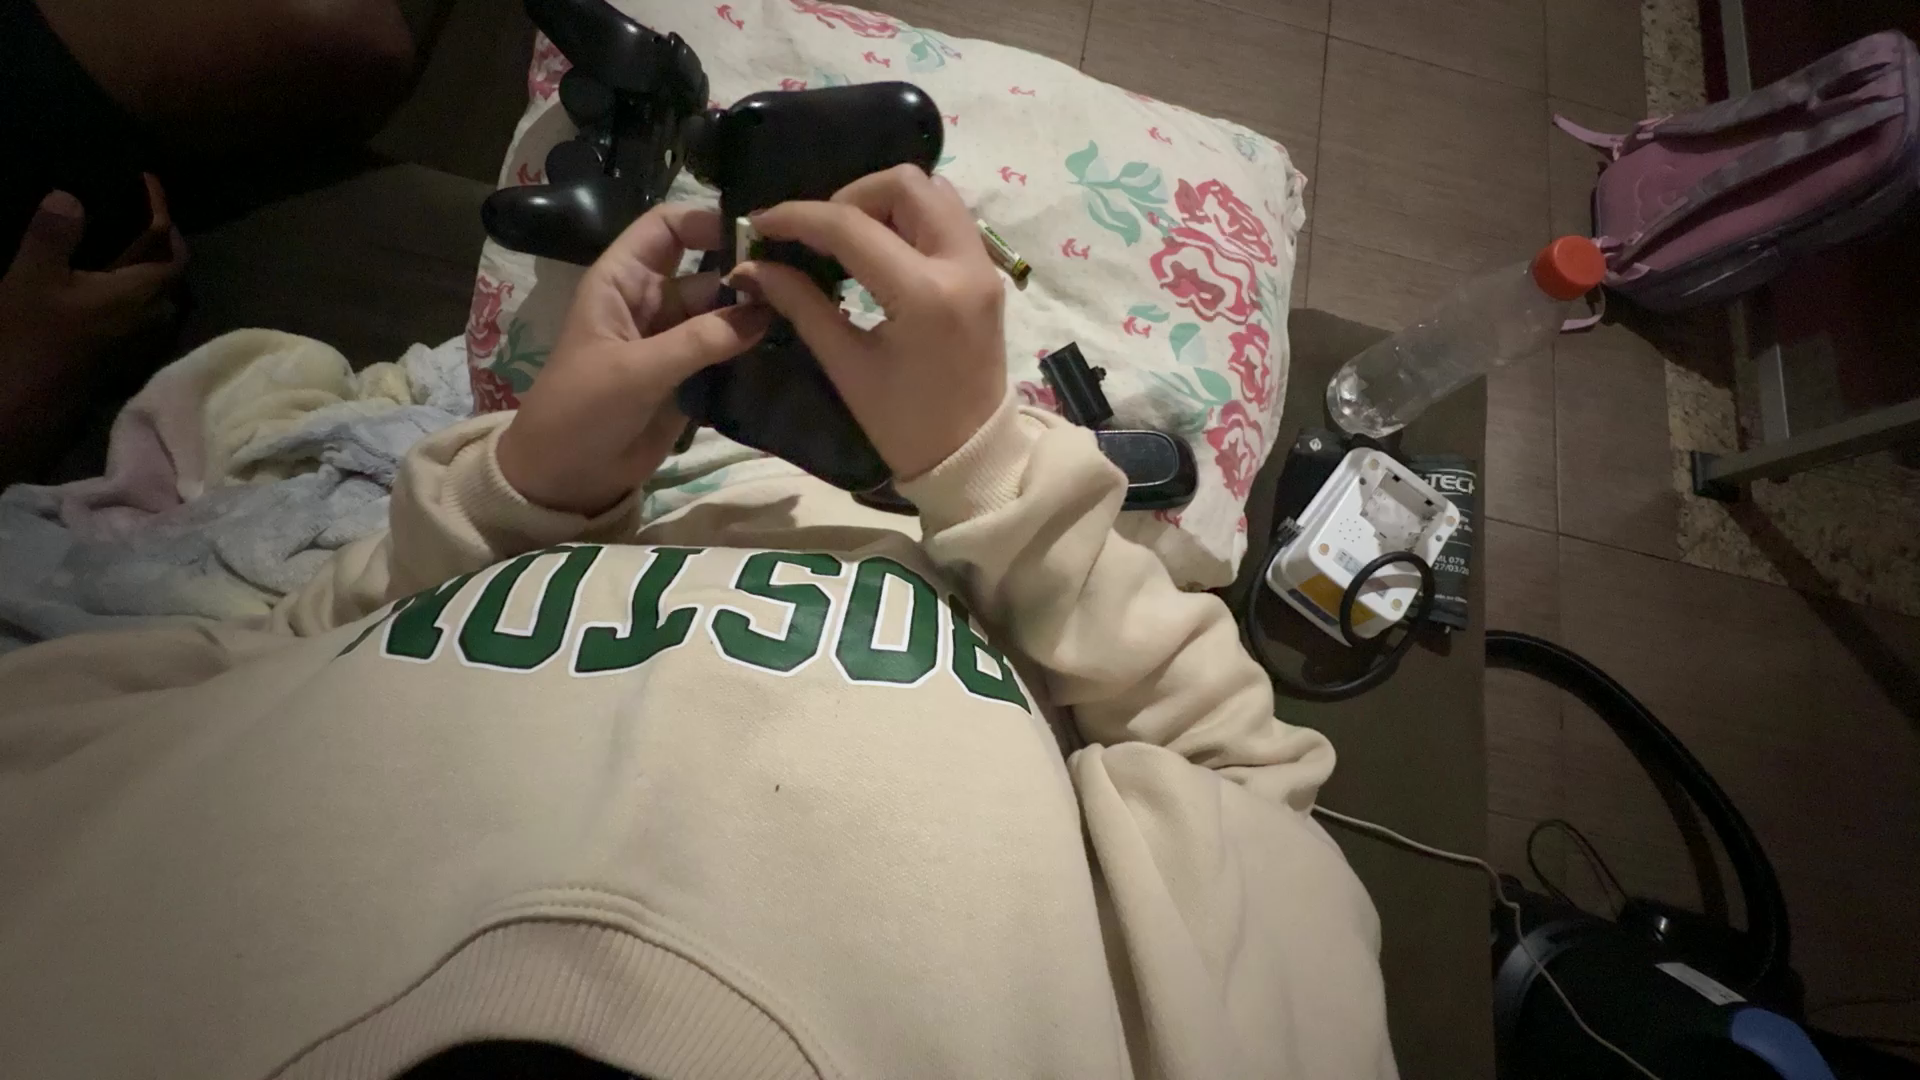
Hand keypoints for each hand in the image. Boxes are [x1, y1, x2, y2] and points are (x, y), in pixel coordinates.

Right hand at [0, 190, 184, 392]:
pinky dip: (135, 279)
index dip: (166, 216)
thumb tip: (69, 196)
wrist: (35, 387)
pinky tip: (109, 271)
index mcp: (146, 292)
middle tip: (137, 208)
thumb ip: (53, 236)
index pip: (174, 250)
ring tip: (124, 233)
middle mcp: (161, 311)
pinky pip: (146, 303)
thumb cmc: (36, 330)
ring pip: (162, 287)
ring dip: (149, 260)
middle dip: (160, 238)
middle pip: (173, 268)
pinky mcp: (134, 341)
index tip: (150, 185)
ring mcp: (151, 330)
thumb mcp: (34, 276)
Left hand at [496, 203, 771, 515]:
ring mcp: (676, 343)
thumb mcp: (636, 370)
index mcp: (624, 282)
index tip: (758, 235)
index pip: (667, 230)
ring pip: (724, 317)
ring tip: (804, 318)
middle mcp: (654, 304)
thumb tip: (764, 314)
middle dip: (748, 277)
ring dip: (756, 318)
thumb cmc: (582, 409)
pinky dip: (753, 353)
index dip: (708, 222)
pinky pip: (729, 355)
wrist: (568, 475)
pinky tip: (790, 351)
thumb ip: (700, 341)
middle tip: (800, 287)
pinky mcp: (693, 378)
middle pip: (709, 274)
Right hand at [730, 165, 1006, 480]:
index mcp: (925, 296)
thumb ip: (802, 305)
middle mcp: (963, 266)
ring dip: (886, 203)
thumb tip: (753, 266)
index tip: (762, 224)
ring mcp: (984, 268)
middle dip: (850, 197)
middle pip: (906, 185)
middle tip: (819, 235)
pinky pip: (950, 220)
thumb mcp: (848, 367)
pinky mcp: (989, 277)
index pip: (852, 227)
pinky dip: (913, 220)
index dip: (799, 218)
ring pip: (935, 194)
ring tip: (850, 241)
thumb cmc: (905, 426)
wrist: (972, 457)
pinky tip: (883, 252)